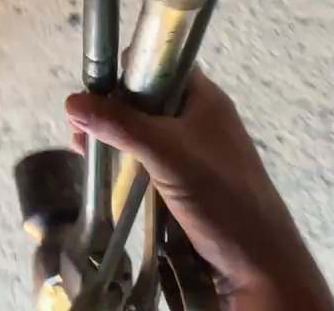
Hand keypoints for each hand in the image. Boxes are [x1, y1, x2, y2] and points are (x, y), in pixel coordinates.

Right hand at [67, 68, 333, 310]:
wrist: (262, 271)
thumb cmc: (223, 199)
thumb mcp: (166, 154)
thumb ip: (119, 124)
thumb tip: (70, 101)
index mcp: (204, 99)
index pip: (158, 62)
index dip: (126, 67)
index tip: (96, 86)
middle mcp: (198, 118)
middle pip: (144, 96)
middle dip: (109, 106)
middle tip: (82, 122)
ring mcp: (193, 150)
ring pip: (142, 128)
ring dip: (112, 134)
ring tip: (82, 146)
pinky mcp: (186, 179)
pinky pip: (146, 156)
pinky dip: (123, 158)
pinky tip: (100, 167)